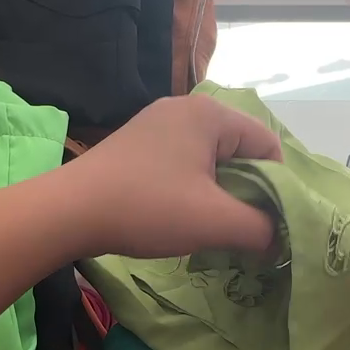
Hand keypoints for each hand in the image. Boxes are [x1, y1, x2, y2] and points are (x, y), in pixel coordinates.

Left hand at [60, 95, 281, 257]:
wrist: (69, 212)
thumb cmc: (148, 208)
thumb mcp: (214, 221)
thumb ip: (260, 228)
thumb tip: (280, 240)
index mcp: (210, 114)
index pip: (268, 145)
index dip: (278, 187)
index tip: (269, 223)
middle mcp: (186, 109)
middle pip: (240, 151)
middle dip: (248, 191)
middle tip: (243, 230)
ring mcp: (157, 124)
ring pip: (210, 160)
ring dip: (219, 194)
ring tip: (213, 228)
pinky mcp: (137, 145)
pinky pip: (183, 164)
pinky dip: (193, 190)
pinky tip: (182, 217)